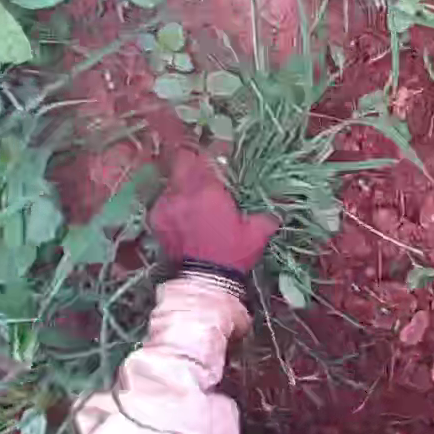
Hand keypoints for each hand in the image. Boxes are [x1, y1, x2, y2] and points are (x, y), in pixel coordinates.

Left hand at [149, 152, 277, 271]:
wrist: (205, 280)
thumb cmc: (232, 254)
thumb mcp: (256, 234)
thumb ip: (266, 217)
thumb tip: (276, 213)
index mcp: (209, 190)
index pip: (205, 158)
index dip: (211, 154)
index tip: (219, 154)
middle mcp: (183, 192)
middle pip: (182, 161)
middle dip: (192, 162)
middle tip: (202, 169)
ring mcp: (166, 205)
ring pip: (171, 181)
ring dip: (181, 184)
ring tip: (192, 195)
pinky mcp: (157, 220)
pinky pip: (163, 201)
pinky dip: (171, 202)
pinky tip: (181, 211)